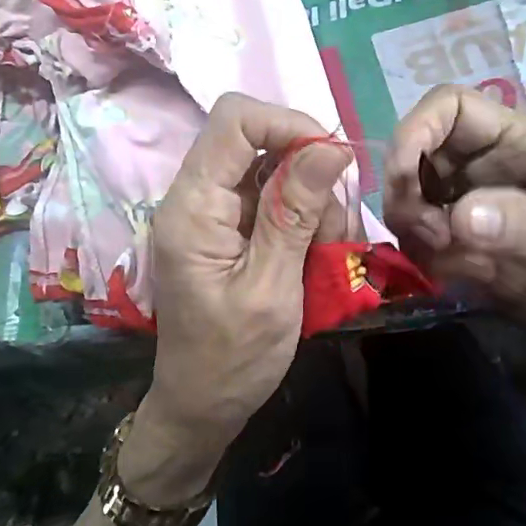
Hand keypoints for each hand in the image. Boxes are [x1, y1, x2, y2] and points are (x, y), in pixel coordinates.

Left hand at [119, 93, 352, 502]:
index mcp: (192, 207)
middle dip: (305, 171)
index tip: (332, 159)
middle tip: (330, 228)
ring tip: (325, 252)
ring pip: (268, 171)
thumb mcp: (272, 287)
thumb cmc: (233, 359)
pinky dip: (298, 219)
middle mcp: (193, 199)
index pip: (233, 120)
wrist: (200, 406)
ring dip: (307, 201)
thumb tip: (328, 144)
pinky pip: (267, 201)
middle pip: (254, 141)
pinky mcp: (223, 232)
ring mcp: (208, 215)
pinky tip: (314, 256)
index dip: (286, 123)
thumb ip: (294, 212)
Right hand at [384, 86, 525, 345]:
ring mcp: (469, 201)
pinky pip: (416, 235)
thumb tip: (458, 218)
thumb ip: (523, 227)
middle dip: (406, 192)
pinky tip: (450, 275)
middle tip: (426, 235)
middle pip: (416, 154)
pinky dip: (419, 254)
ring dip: (411, 226)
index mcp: (521, 142)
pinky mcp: (458, 238)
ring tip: (442, 259)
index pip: (450, 107)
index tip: (402, 180)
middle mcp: (487, 164)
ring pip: (410, 196)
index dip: (415, 131)